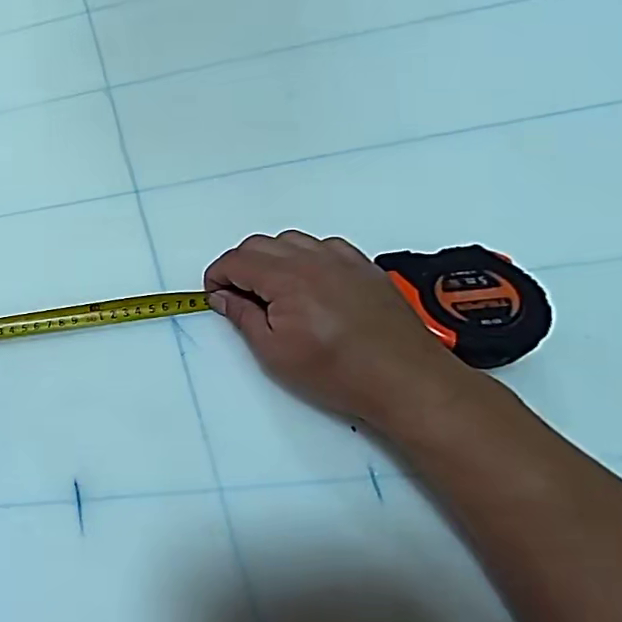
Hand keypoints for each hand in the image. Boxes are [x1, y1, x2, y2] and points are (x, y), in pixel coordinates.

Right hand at [203, 232, 476, 427]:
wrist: (405, 382)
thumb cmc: (342, 371)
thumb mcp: (274, 352)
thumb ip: (243, 317)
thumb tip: (225, 298)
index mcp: (287, 279)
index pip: (236, 260)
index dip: (217, 276)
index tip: (215, 295)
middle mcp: (315, 261)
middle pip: (259, 244)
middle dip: (239, 265)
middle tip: (237, 296)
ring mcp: (343, 261)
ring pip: (290, 240)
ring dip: (271, 258)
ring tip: (271, 290)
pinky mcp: (365, 269)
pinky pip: (324, 246)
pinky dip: (305, 256)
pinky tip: (306, 283)